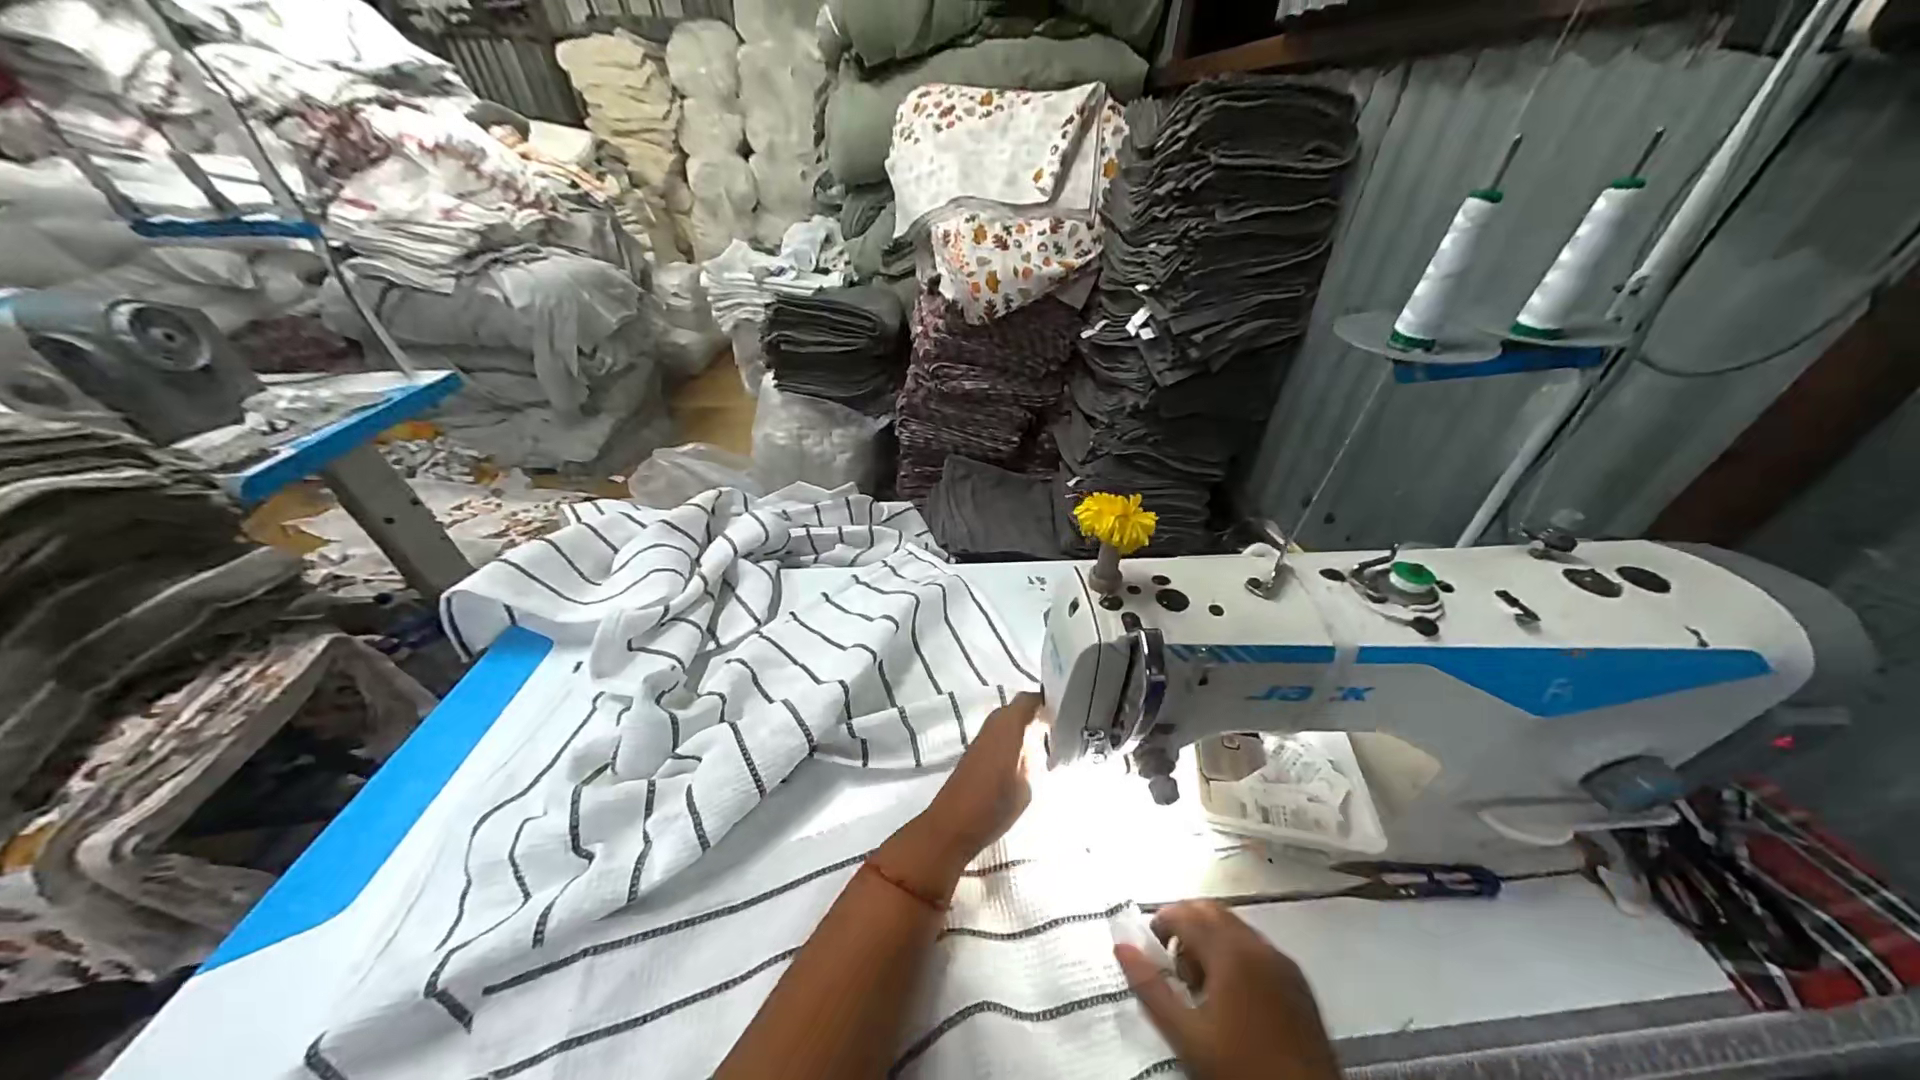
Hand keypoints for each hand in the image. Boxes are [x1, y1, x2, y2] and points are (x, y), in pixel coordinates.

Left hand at [884, 692, 1042, 885]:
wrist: (954, 825)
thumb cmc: (995, 802)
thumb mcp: (1029, 780)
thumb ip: (1036, 753)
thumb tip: (1040, 738)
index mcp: (1009, 724)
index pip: (1031, 699)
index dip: (1049, 704)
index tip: (1066, 716)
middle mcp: (993, 723)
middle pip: (1020, 710)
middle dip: (1038, 718)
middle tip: (1060, 735)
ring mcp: (982, 737)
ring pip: (1010, 724)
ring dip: (1026, 731)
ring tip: (1047, 750)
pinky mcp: (975, 752)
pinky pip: (1001, 736)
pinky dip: (1014, 742)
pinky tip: (1026, 762)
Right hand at [1113, 901, 1337, 1079]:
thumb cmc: (1240, 1070)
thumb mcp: (1185, 1035)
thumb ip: (1150, 987)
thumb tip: (1121, 947)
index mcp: (1230, 952)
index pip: (1185, 913)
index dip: (1161, 922)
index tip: (1150, 947)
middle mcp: (1258, 946)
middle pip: (1211, 912)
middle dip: (1185, 927)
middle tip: (1173, 965)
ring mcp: (1283, 963)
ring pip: (1235, 927)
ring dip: (1210, 940)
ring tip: (1200, 985)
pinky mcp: (1299, 982)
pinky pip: (1258, 948)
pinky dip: (1236, 955)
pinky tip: (1232, 997)